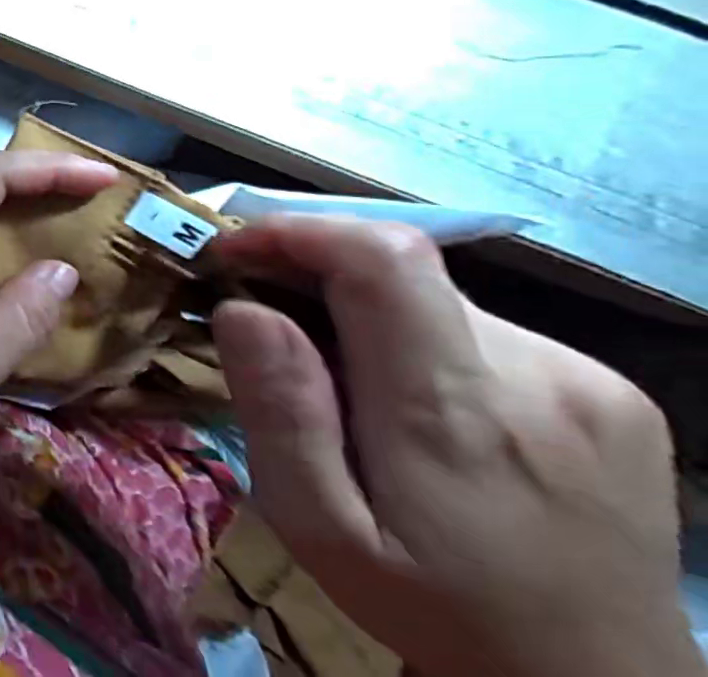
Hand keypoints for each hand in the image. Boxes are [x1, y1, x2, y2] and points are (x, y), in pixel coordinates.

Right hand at [212, 216, 699, 676]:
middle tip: (251, 306)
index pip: (382, 258)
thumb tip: (241, 308)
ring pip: (433, 297)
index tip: (230, 252)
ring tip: (325, 366)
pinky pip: (475, 327)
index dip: (294, 231)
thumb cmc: (429, 605)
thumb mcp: (317, 523)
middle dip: (309, 269)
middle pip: (402, 269)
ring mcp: (587, 378)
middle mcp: (538, 372)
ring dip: (359, 309)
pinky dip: (410, 335)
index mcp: (455, 409)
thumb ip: (279, 411)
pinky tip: (400, 394)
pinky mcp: (607, 388)